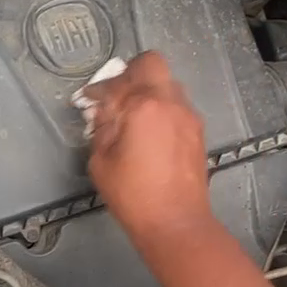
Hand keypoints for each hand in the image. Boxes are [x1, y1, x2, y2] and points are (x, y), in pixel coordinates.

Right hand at [85, 51, 216, 248]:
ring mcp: (188, 115)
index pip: (116, 82)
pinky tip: (150, 133)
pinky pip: (177, 106)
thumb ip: (101, 129)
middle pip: (151, 64)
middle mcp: (170, 102)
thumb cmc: (132, 194)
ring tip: (133, 116)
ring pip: (167, 83)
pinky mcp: (197, 131)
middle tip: (116, 95)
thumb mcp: (101, 161)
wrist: (175, 221)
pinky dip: (161, 109)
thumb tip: (103, 113)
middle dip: (130, 74)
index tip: (89, 100)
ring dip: (148, 92)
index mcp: (143, 106)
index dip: (98, 90)